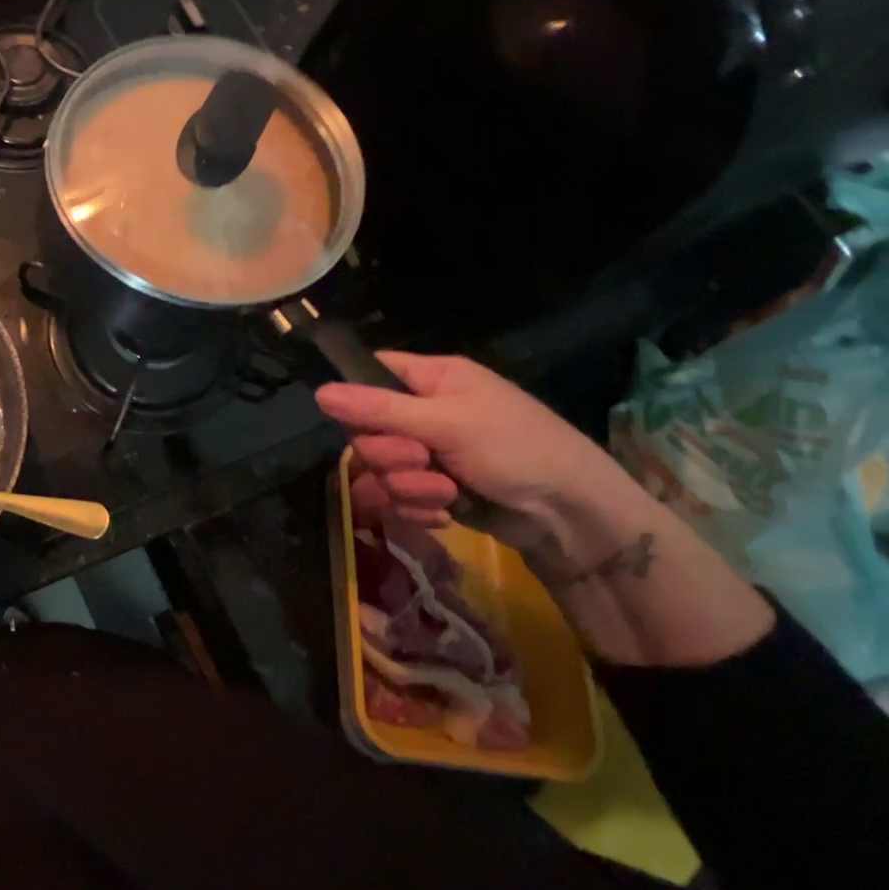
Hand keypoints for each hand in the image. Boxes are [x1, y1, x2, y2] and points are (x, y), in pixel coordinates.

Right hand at [319, 353, 774, 664]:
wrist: (571, 515)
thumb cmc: (518, 448)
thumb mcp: (448, 422)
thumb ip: (380, 409)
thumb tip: (319, 393)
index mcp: (431, 379)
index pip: (368, 374)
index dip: (356, 399)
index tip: (365, 422)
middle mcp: (423, 412)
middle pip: (366, 430)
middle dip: (391, 456)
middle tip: (424, 462)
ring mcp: (428, 452)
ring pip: (379, 470)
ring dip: (407, 488)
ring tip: (445, 495)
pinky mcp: (432, 488)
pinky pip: (397, 497)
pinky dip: (417, 509)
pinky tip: (446, 513)